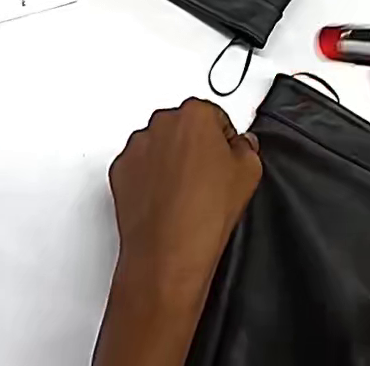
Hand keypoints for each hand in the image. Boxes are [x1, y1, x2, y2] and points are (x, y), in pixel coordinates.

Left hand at [109, 98, 261, 279]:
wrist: (168, 254)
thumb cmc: (202, 216)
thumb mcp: (249, 173)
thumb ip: (247, 147)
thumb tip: (243, 146)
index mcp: (195, 114)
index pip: (215, 116)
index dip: (223, 140)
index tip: (224, 156)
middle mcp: (163, 123)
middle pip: (185, 126)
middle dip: (195, 145)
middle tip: (206, 177)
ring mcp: (138, 145)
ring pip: (161, 143)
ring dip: (170, 158)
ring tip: (184, 193)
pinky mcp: (120, 168)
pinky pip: (139, 164)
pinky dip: (149, 176)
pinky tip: (165, 199)